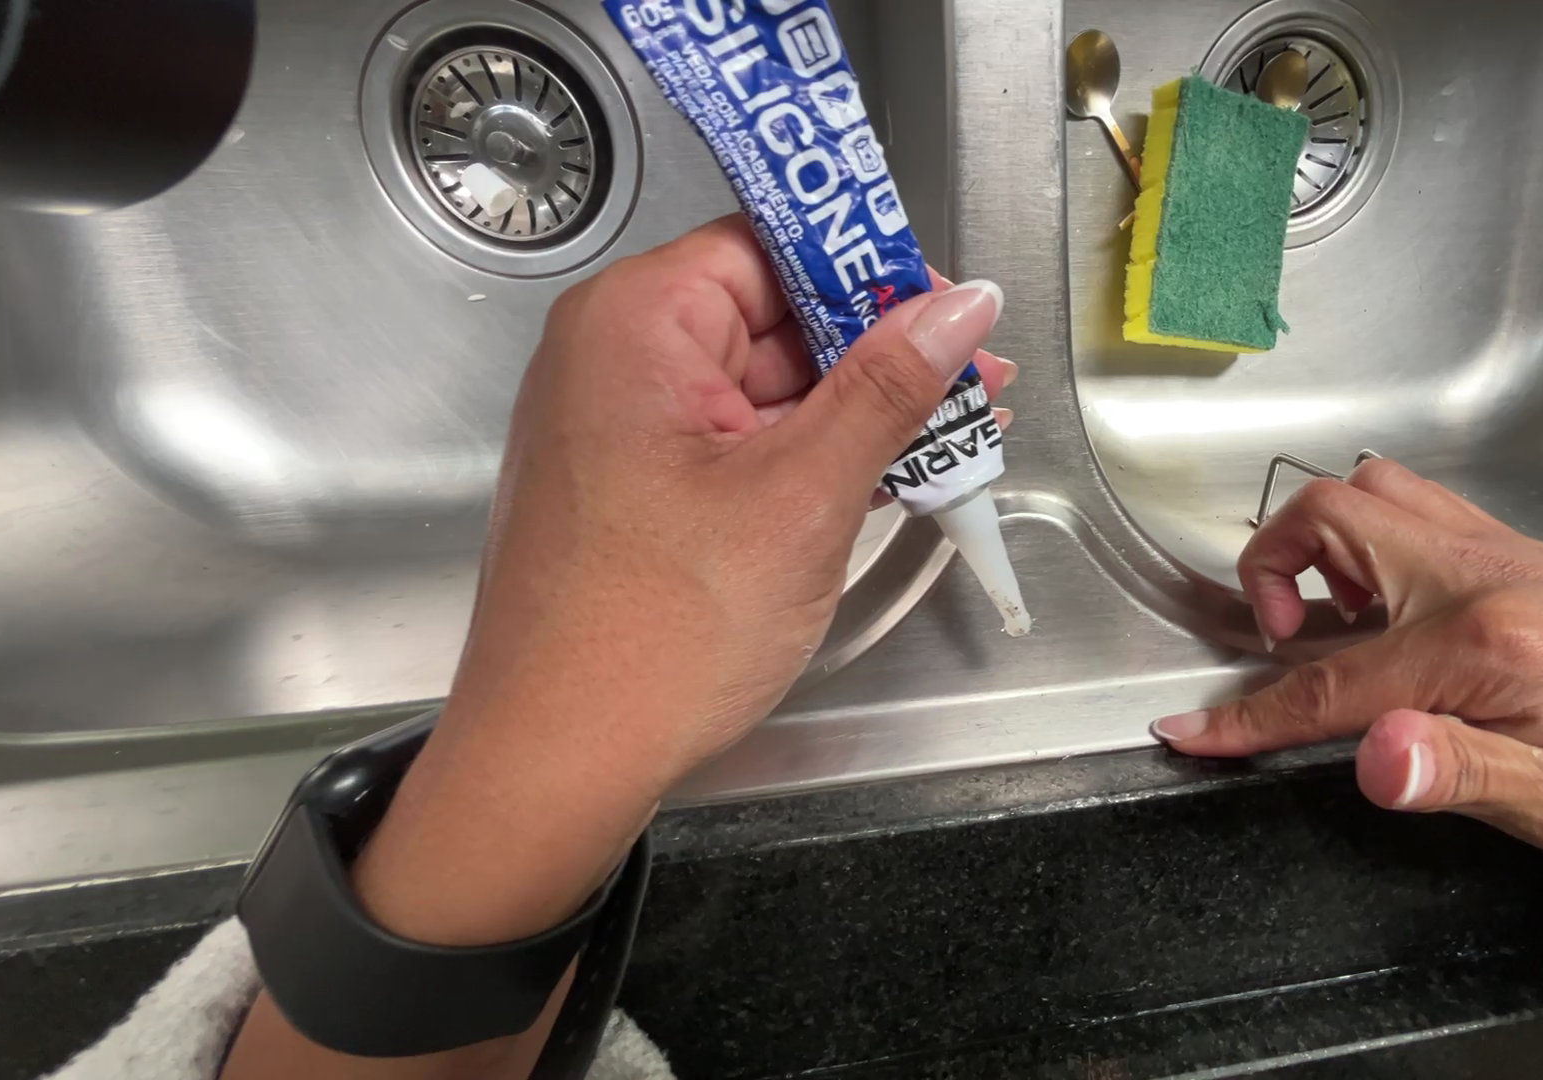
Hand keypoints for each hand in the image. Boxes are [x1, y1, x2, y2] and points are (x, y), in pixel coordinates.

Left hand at [352, 216, 1010, 944]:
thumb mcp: (803, 492)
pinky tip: (896, 468)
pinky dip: (824, 456)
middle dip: (884, 352)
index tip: (952, 308)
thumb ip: (888, 387)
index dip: (871, 273)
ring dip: (866, 411)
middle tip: (978, 376)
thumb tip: (966, 304)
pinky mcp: (659, 491)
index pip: (772, 249)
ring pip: (777, 392)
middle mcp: (627, 361)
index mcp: (639, 325)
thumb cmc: (670, 624)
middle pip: (780, 321)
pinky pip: (757, 447)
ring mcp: (641, 432)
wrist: (564, 764)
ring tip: (959, 425)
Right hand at [1150, 460, 1542, 910]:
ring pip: (1369, 493)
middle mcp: (1482, 574)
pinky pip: (1410, 508)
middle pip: (1327, 520)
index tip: (1190, 731)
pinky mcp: (1516, 551)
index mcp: (1488, 644)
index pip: (1330, 683)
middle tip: (1281, 637)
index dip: (1249, 717)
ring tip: (1328, 611)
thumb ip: (1460, 774)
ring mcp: (1499, 550)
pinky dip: (1365, 541)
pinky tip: (1387, 603)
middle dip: (1269, 571)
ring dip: (1318, 544)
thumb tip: (1372, 758)